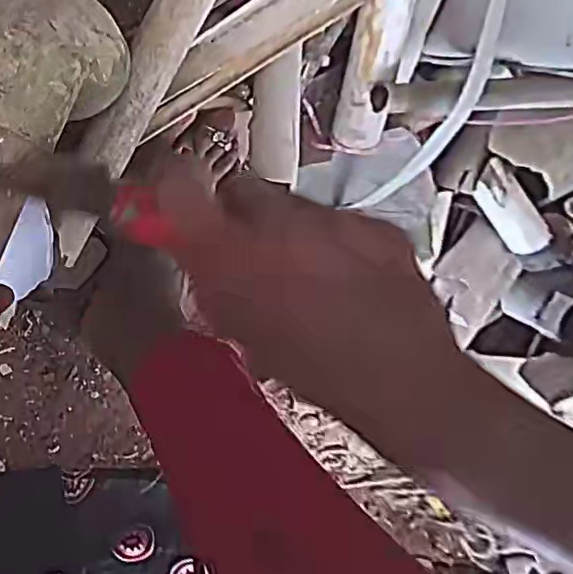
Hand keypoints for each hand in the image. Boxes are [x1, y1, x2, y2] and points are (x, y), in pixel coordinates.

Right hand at [151, 165, 463, 421]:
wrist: (407, 385)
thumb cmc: (314, 366)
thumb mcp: (237, 323)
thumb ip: (205, 276)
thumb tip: (182, 246)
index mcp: (236, 251)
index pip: (183, 190)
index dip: (169, 188)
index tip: (165, 197)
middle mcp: (282, 224)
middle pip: (239, 190)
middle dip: (232, 213)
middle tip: (236, 245)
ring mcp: (335, 222)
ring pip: (289, 206)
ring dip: (281, 228)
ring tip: (294, 270)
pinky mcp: (376, 228)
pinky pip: (335, 219)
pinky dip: (327, 238)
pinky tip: (336, 274)